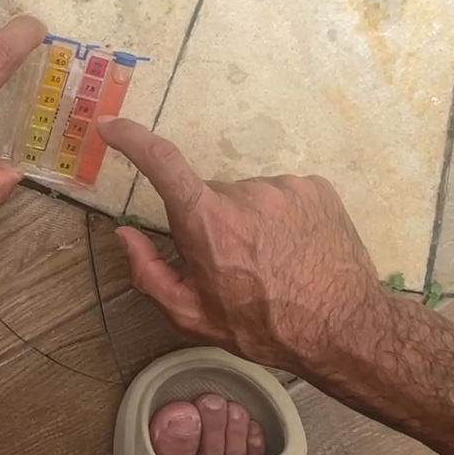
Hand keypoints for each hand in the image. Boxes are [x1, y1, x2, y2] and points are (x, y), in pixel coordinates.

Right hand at [97, 118, 396, 377]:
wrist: (344, 329)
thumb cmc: (261, 327)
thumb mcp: (191, 315)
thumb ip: (148, 273)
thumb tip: (124, 234)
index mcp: (208, 222)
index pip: (161, 163)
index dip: (131, 138)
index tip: (109, 125)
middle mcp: (245, 193)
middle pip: (208, 195)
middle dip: (209, 221)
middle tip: (230, 264)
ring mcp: (284, 186)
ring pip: (247, 196)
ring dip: (247, 221)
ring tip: (270, 261)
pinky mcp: (316, 187)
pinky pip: (280, 194)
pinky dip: (278, 217)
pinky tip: (292, 248)